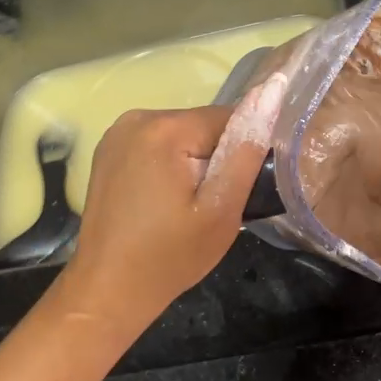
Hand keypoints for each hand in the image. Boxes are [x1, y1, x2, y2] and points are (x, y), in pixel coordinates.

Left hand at [59, 73, 286, 330]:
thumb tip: (272, 90)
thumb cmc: (171, 256)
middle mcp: (137, 117)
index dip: (241, 155)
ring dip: (194, 162)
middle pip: (203, 125)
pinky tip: (163, 200)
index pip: (230, 119)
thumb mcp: (222, 208)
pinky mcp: (108, 150)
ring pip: (182, 135)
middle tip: (209, 207)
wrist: (108, 291)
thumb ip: (247, 147)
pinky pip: (158, 144)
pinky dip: (170, 165)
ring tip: (186, 207)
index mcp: (166, 128)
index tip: (232, 194)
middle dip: (215, 159)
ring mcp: (117, 132)